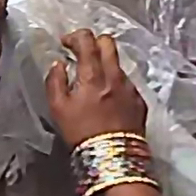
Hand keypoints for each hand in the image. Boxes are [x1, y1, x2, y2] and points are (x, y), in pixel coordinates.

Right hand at [46, 29, 145, 145]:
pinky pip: (126, 82)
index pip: (87, 39)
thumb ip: (55, 81)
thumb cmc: (82, 133)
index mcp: (93, 74)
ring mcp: (130, 87)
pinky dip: (115, 82)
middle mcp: (115, 75)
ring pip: (118, 62)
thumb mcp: (58, 109)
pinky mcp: (140, 100)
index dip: (74, 36)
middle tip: (82, 54)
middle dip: (94, 42)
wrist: (114, 159)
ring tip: (94, 80)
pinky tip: (108, 98)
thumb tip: (58, 64)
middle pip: (108, 42)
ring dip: (105, 64)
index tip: (65, 44)